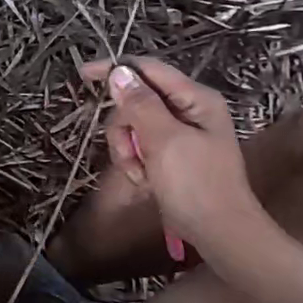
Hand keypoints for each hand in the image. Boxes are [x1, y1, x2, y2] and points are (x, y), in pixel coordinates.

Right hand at [80, 57, 266, 249]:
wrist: (219, 233)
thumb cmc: (196, 184)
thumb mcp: (165, 140)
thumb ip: (140, 103)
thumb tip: (119, 72)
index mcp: (195, 98)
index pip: (148, 70)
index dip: (116, 69)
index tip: (83, 75)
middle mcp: (188, 110)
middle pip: (137, 100)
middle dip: (125, 127)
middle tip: (131, 152)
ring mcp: (180, 134)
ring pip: (134, 126)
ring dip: (128, 150)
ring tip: (141, 173)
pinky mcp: (171, 155)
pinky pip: (140, 147)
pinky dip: (136, 163)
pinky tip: (145, 180)